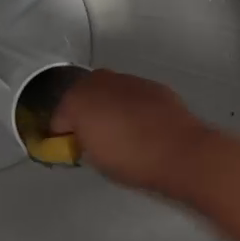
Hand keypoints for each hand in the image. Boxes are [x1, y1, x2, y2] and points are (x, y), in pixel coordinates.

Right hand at [49, 69, 206, 190]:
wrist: (182, 152)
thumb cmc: (131, 160)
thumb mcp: (95, 160)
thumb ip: (83, 143)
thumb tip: (86, 138)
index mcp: (76, 101)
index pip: (58, 120)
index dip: (64, 138)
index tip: (74, 151)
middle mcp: (98, 82)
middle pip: (81, 98)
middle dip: (84, 115)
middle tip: (96, 140)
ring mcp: (127, 80)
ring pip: (108, 93)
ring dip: (109, 108)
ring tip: (123, 133)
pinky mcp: (151, 85)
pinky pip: (132, 95)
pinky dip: (132, 107)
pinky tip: (144, 126)